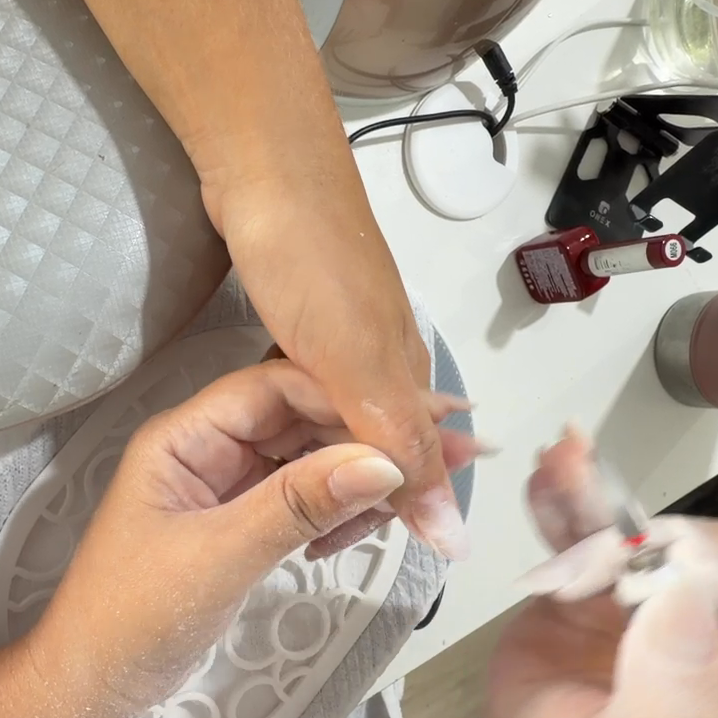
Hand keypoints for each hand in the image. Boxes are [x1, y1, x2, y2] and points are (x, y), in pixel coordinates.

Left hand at [27, 359, 479, 714]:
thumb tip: (387, 461)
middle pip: (301, 421)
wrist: (94, 685)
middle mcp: (209, 446)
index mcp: (187, 435)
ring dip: (365, 474)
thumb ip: (299, 504)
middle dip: (371, 436)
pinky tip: (378, 520)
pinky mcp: (240, 520)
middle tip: (459, 451)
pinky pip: (300, 498)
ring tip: (435, 488)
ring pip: (307, 460)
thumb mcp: (219, 557)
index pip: (276, 388)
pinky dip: (339, 507)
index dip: (348, 397)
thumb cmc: (136, 617)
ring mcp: (226, 484)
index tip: (423, 418)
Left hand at [207, 174, 466, 561]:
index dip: (383, 509)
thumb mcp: (355, 363)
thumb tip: (453, 534)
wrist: (264, 169)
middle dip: (356, 492)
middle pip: (381, 445)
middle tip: (317, 536)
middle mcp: (382, 359)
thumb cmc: (309, 265)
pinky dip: (301, 420)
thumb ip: (399, 443)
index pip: (407, 465)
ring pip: (346, 418)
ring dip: (328, 461)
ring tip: (300, 498)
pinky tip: (284, 433)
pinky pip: (314, 388)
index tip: (338, 548)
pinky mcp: (305, 317)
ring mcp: (342, 335)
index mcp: (401, 376)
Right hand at [480, 432, 717, 717]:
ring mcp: (666, 593)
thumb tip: (688, 590)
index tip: (679, 585)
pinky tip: (544, 474)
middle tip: (587, 573)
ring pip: (660, 524)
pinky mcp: (609, 572)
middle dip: (659, 548)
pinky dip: (568, 495)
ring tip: (561, 469)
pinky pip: (597, 521)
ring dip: (607, 499)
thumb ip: (676, 701)